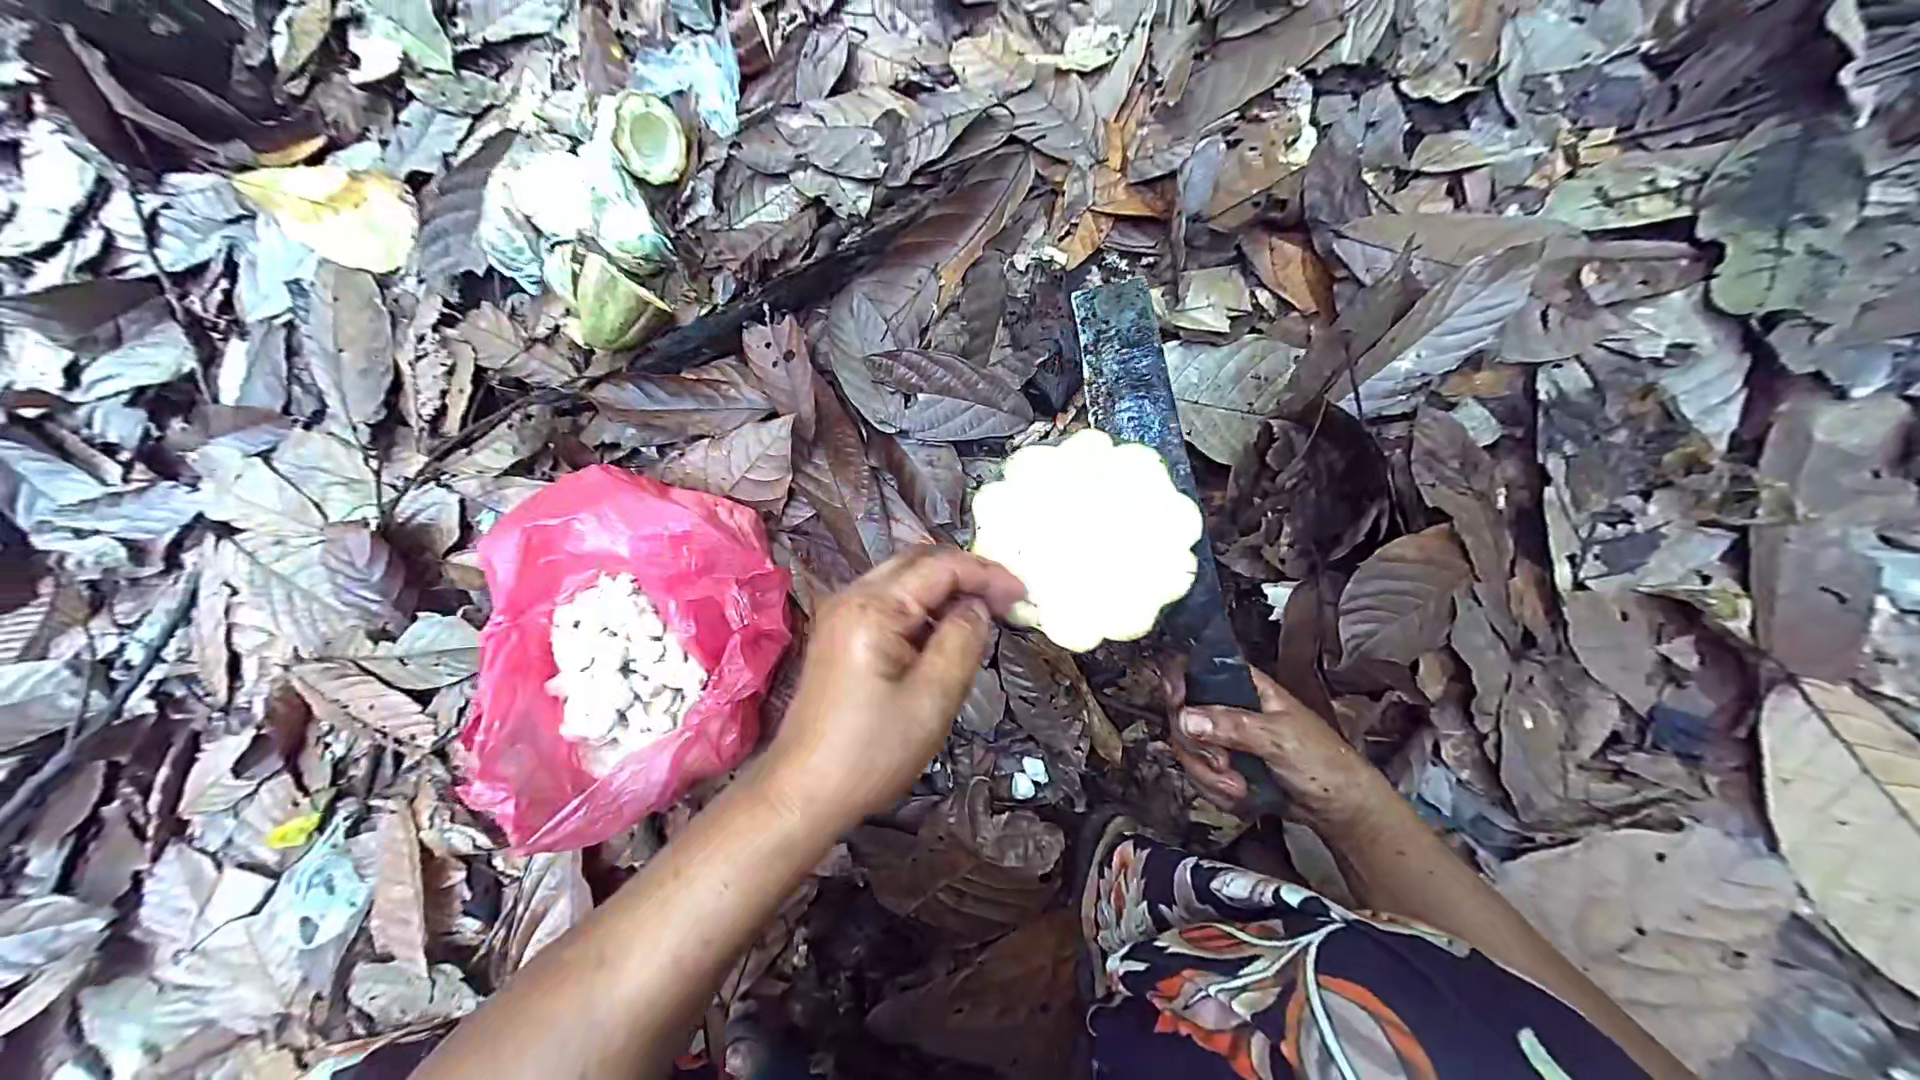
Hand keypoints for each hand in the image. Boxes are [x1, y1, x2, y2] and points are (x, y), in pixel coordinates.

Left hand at [761, 546, 1025, 830]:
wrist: (803, 792)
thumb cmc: (871, 751)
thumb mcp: (933, 698)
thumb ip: (962, 641)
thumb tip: (978, 606)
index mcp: (872, 608)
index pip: (940, 568)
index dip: (986, 574)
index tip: (1021, 594)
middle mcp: (850, 597)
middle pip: (917, 563)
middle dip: (966, 573)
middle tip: (1006, 598)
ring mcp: (839, 614)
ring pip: (902, 580)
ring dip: (944, 588)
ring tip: (983, 612)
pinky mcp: (838, 635)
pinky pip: (887, 603)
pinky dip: (922, 607)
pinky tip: (944, 630)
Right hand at [1170, 666, 1389, 832]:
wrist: (1338, 809)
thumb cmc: (1322, 760)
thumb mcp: (1279, 737)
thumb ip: (1233, 726)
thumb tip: (1187, 718)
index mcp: (1242, 684)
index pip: (1195, 668)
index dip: (1178, 680)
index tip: (1177, 704)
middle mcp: (1225, 706)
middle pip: (1181, 714)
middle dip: (1199, 748)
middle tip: (1224, 763)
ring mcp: (1221, 737)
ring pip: (1186, 748)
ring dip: (1210, 776)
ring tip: (1241, 786)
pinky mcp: (1221, 766)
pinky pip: (1197, 774)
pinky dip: (1216, 790)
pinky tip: (1242, 795)